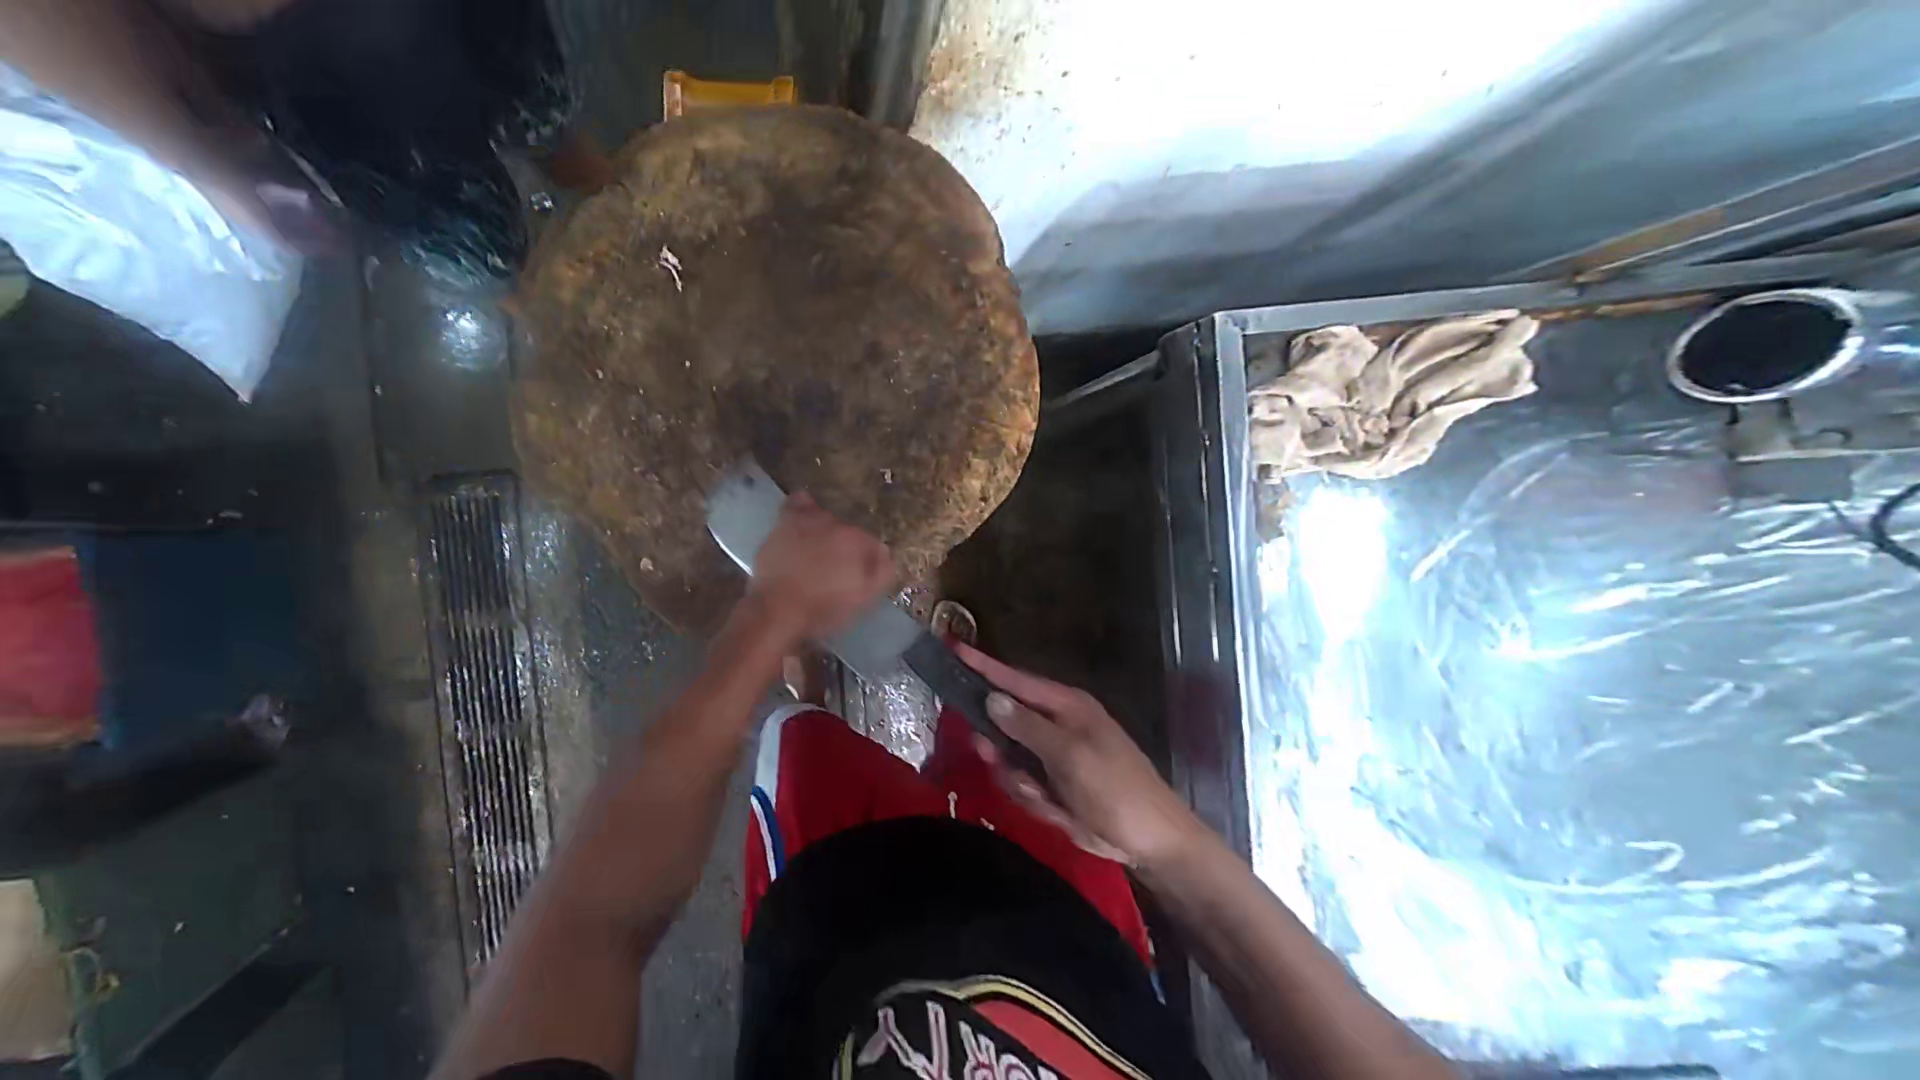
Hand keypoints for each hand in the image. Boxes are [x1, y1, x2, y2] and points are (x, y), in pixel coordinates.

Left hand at [749, 493, 895, 642]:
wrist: (778, 611)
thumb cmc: (824, 608)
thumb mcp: (863, 598)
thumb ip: (882, 572)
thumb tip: (887, 554)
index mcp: (857, 540)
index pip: (872, 543)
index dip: (869, 561)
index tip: (862, 576)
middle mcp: (835, 523)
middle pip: (849, 530)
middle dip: (847, 546)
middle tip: (838, 569)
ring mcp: (807, 521)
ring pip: (826, 516)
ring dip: (827, 529)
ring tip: (820, 551)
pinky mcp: (784, 524)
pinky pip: (798, 503)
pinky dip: (805, 506)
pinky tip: (805, 512)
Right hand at [957, 644, 1200, 868]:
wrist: (1150, 840)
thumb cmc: (1116, 788)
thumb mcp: (1070, 755)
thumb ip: (1028, 727)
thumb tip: (992, 698)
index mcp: (1066, 706)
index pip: (1015, 680)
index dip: (983, 666)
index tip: (953, 649)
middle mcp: (1056, 724)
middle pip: (1004, 721)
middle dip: (997, 743)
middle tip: (990, 756)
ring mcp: (1052, 756)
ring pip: (1008, 757)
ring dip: (1018, 778)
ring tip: (1041, 794)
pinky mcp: (1051, 784)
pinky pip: (1021, 783)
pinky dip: (1032, 798)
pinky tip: (1055, 809)